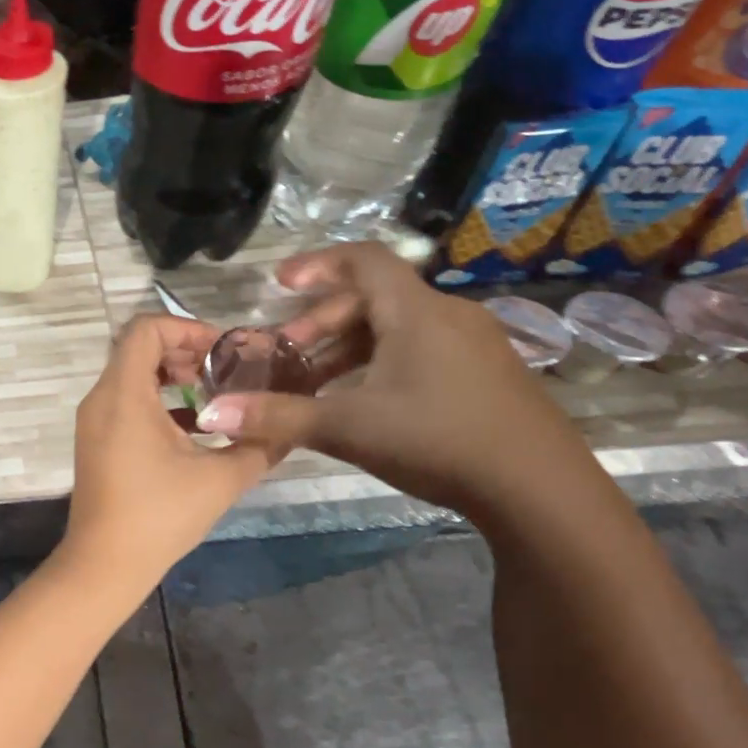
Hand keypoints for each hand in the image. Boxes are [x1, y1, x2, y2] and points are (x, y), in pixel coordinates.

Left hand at [61, 315, 284, 585]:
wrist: (105, 563)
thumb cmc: (159, 515)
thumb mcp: (222, 478)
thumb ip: (260, 443)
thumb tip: (290, 424)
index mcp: (123, 395)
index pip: (146, 329)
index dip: (187, 328)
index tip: (223, 352)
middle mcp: (101, 400)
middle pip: (139, 350)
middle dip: (185, 353)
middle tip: (226, 374)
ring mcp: (94, 422)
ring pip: (132, 377)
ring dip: (174, 380)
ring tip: (216, 402)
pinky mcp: (97, 443)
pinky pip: (126, 404)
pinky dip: (159, 404)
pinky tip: (196, 431)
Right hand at [193, 242, 595, 516]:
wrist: (536, 486)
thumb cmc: (437, 439)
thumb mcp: (347, 427)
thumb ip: (277, 417)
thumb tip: (212, 414)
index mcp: (416, 313)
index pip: (364, 262)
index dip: (318, 264)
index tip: (279, 282)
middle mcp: (447, 316)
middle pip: (373, 298)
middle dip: (321, 321)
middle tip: (286, 355)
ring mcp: (472, 344)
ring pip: (396, 327)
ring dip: (347, 347)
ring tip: (314, 383)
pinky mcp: (485, 373)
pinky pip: (420, 349)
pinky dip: (378, 362)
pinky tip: (361, 401)